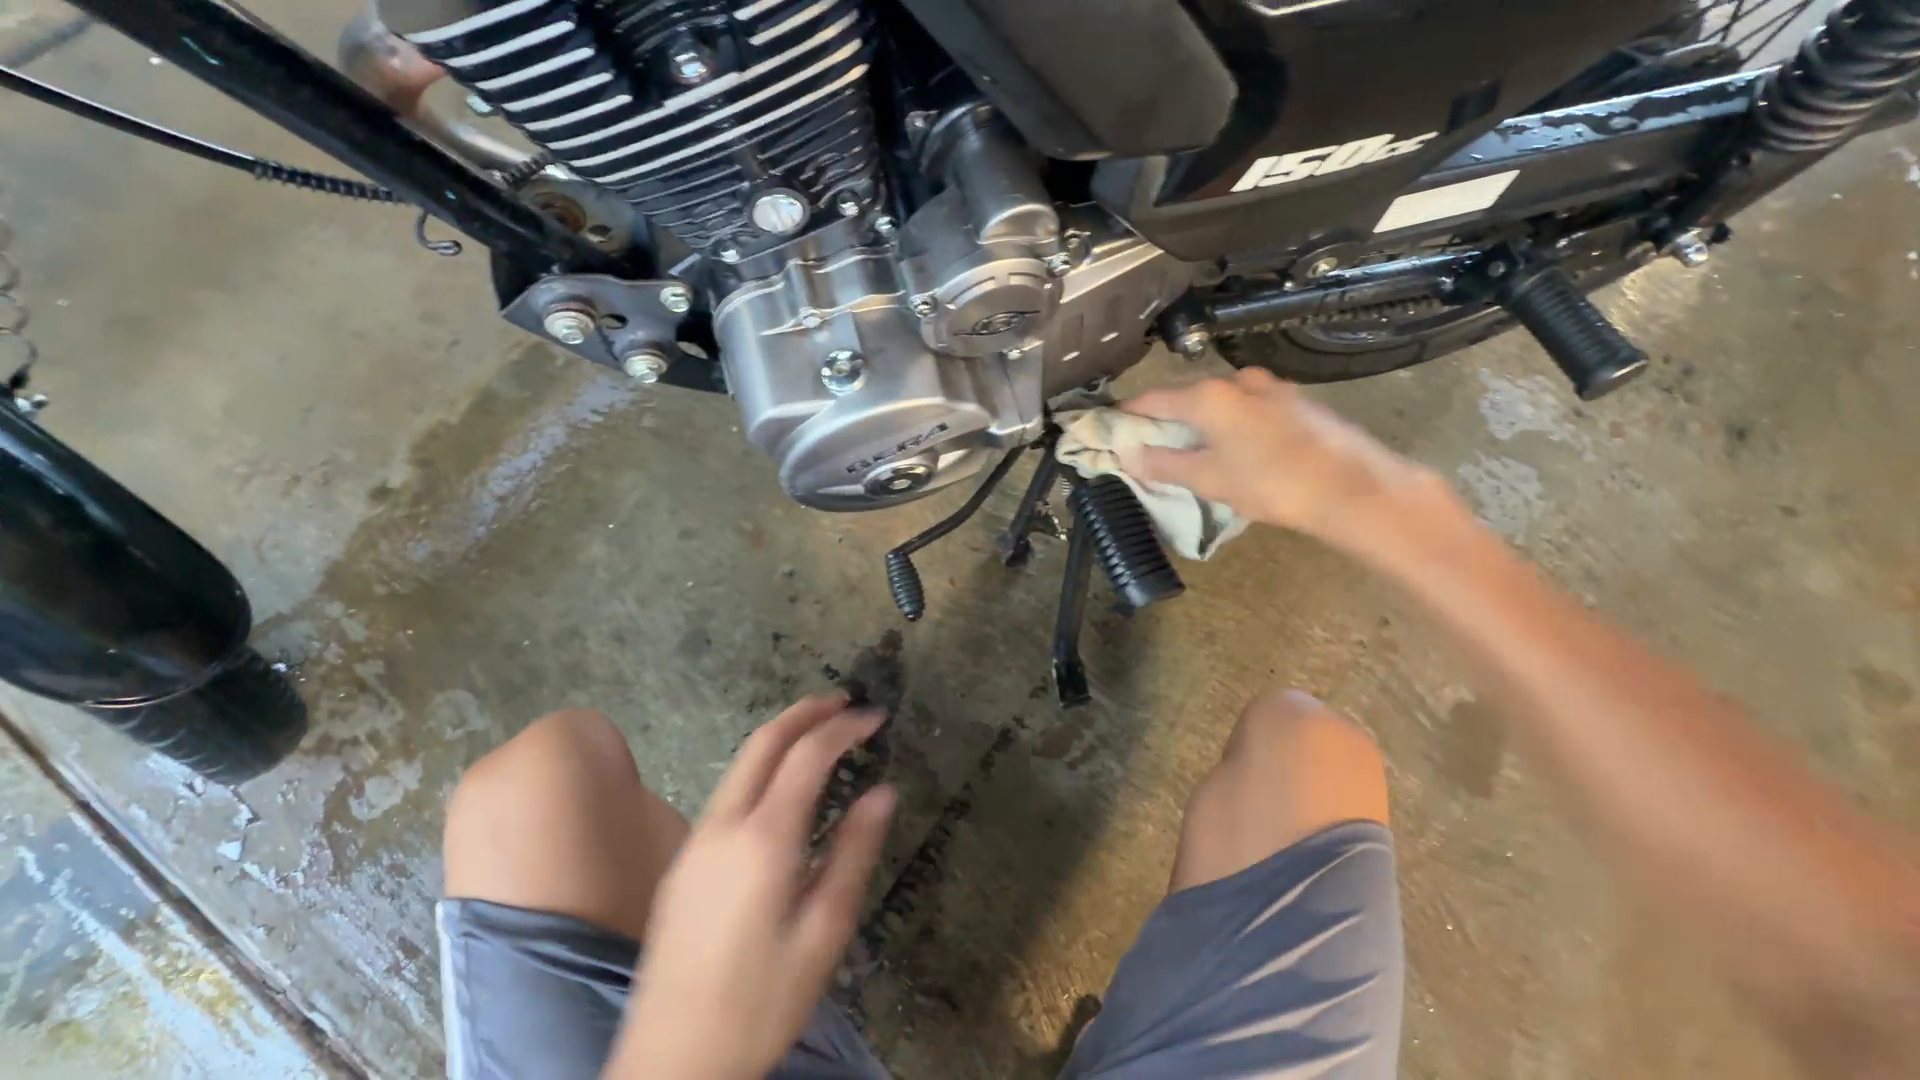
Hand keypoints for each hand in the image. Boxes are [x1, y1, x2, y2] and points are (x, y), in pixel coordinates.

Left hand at [611, 694, 894, 1079]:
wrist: (671, 1060)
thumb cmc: (761, 1003)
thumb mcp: (824, 934)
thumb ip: (853, 854)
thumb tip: (883, 792)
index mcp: (763, 840)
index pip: (807, 755)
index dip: (845, 728)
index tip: (878, 717)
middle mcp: (722, 826)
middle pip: (763, 741)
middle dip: (806, 712)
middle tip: (847, 703)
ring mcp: (696, 843)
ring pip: (740, 764)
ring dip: (782, 737)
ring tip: (823, 733)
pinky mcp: (684, 863)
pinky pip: (728, 792)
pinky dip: (762, 767)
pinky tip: (785, 789)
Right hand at [1122, 368, 1429, 544]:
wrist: (1354, 489)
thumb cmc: (1272, 483)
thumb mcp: (1209, 479)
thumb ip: (1164, 464)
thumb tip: (1129, 453)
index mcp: (1209, 396)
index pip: (1152, 400)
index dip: (1128, 416)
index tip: (1110, 430)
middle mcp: (1238, 381)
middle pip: (1188, 398)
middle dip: (1168, 421)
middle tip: (1153, 449)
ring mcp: (1273, 388)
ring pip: (1223, 403)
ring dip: (1204, 424)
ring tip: (1197, 454)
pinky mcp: (1299, 403)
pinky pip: (1251, 409)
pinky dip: (1234, 426)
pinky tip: (1240, 452)